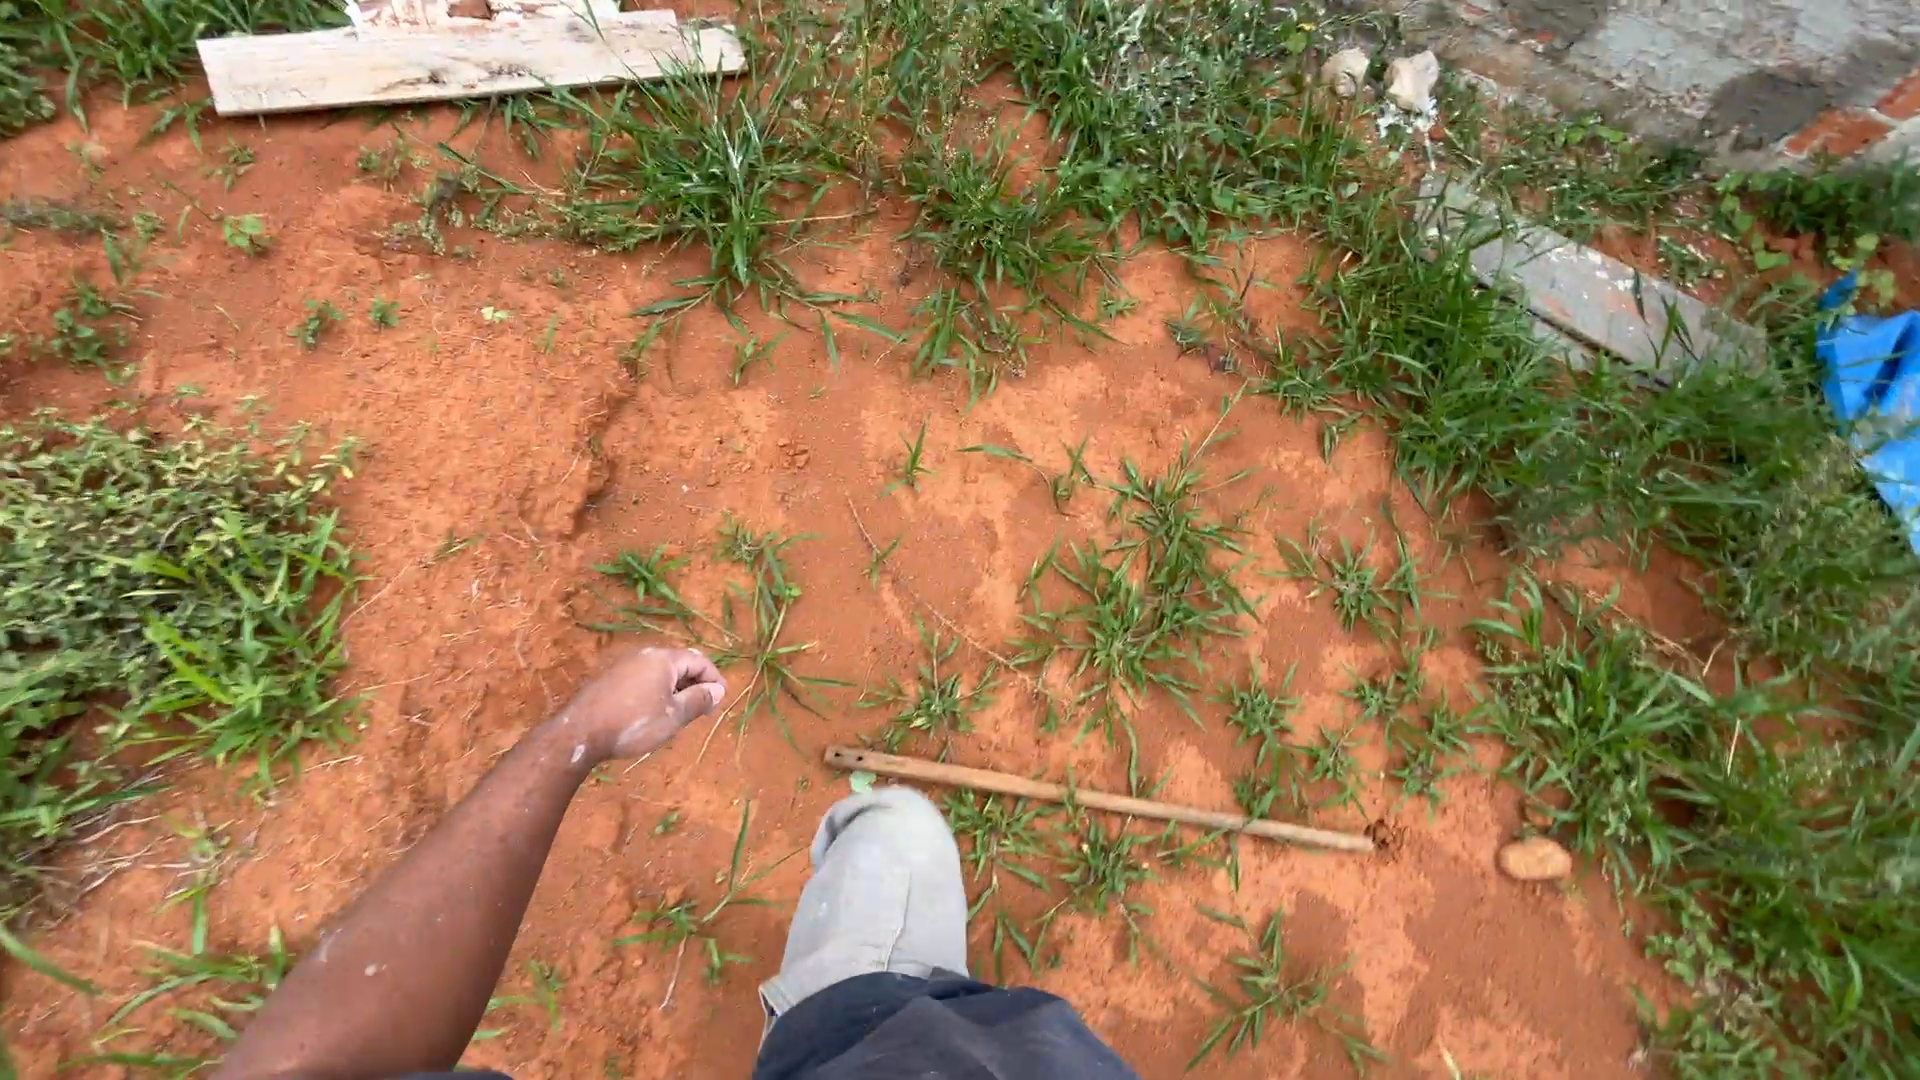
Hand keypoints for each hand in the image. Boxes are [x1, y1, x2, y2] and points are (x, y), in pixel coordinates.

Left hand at [549, 647, 725, 765]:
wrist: (578, 735)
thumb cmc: (634, 724)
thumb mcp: (674, 716)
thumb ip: (700, 699)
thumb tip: (718, 690)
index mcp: (663, 658)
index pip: (699, 660)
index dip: (714, 680)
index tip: (719, 701)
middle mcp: (644, 655)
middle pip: (679, 664)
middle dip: (695, 684)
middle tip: (702, 708)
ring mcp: (623, 665)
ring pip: (660, 672)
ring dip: (675, 689)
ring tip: (679, 713)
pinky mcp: (609, 679)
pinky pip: (642, 679)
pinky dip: (656, 691)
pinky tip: (652, 713)